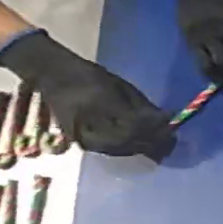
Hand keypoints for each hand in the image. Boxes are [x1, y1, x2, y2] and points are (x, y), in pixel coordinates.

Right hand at [0, 29, 173, 157]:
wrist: (50, 74)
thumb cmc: (88, 74)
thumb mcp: (119, 85)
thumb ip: (142, 105)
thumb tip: (166, 121)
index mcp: (99, 101)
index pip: (135, 123)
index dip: (156, 128)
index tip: (172, 124)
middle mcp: (89, 122)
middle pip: (129, 141)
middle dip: (153, 141)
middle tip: (171, 139)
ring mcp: (82, 134)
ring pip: (121, 149)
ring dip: (143, 147)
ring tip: (161, 144)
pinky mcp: (79, 141)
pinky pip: (109, 150)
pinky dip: (128, 149)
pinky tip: (141, 144)